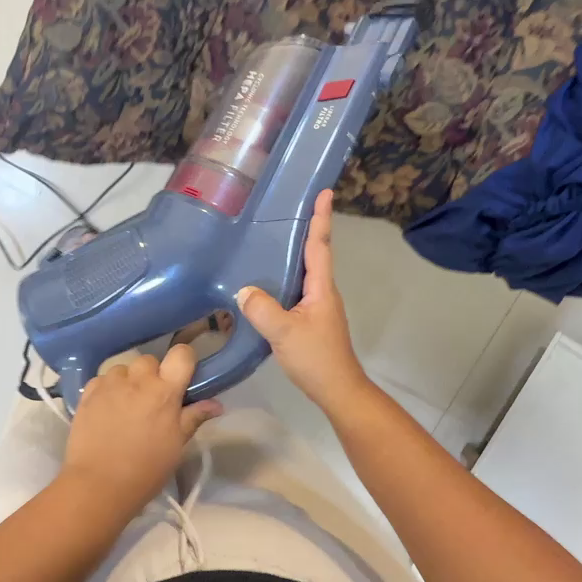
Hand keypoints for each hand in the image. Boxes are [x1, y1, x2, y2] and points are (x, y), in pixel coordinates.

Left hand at [57, 345, 221, 519]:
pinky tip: (107, 411)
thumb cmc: (145, 470)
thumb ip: (194, 418)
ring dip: (128, 382)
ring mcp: (110, 384)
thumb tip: (216, 404)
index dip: (184, 361)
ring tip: (126, 407)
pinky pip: (102, 379)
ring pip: (124, 369)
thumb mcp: (176, 446)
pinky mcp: (88, 392)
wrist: (98, 485)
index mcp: (164, 391)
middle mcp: (137, 380)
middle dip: (153, 375)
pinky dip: (107, 389)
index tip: (182, 377)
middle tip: (152, 401)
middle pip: (150, 361)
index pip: (181, 354)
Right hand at [236, 190, 374, 408]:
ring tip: (274, 235)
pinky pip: (296, 287)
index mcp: (321, 287)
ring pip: (305, 271)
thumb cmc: (316, 358)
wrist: (337, 390)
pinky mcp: (310, 319)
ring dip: (295, 251)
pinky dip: (285, 275)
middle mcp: (322, 291)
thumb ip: (262, 310)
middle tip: (291, 205)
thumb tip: (243, 290)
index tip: (324, 192)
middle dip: (307, 227)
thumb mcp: (284, 333)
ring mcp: (318, 305)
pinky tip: (268, 279)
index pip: (320, 244)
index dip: (321, 218)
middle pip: (314, 252)